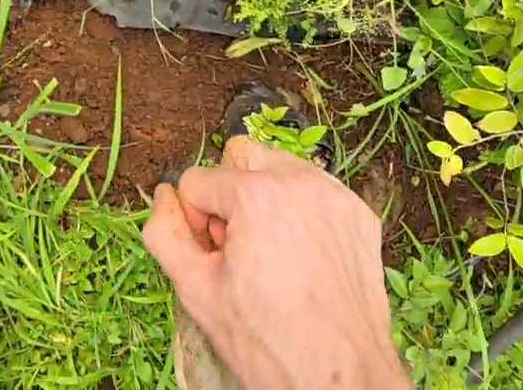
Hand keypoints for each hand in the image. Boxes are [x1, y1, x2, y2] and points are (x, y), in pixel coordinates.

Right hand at [144, 137, 411, 389]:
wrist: (341, 383)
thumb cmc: (269, 344)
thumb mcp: (196, 290)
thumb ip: (164, 233)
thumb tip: (163, 196)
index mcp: (256, 194)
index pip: (196, 181)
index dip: (195, 222)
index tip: (215, 259)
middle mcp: (298, 181)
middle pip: (239, 156)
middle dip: (229, 194)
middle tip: (240, 246)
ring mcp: (334, 195)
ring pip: (278, 166)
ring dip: (264, 196)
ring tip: (270, 251)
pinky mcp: (359, 213)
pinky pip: (314, 189)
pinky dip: (299, 211)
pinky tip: (301, 256)